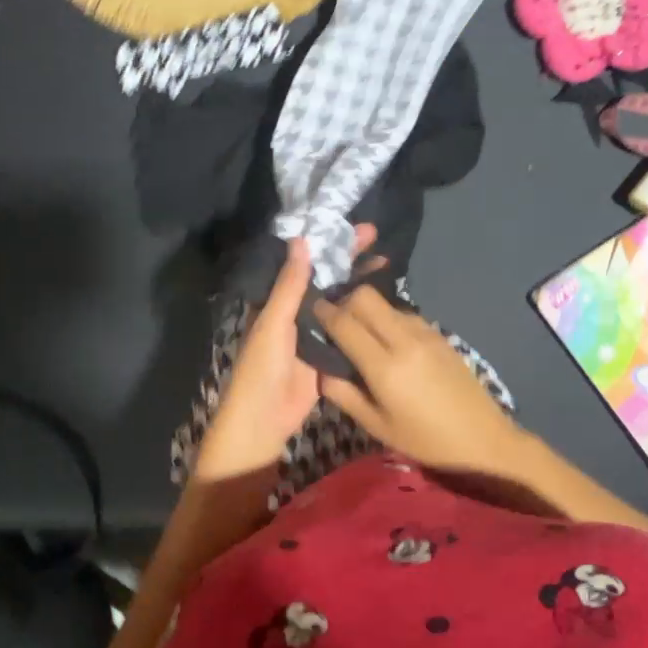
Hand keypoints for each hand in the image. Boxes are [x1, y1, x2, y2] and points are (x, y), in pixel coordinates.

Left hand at [193, 230, 377, 482]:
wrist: (264, 420)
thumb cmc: (261, 368)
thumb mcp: (274, 323)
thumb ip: (289, 285)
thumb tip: (301, 239)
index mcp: (277, 300)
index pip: (305, 263)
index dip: (326, 244)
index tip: (352, 227)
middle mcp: (295, 311)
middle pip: (325, 278)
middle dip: (347, 258)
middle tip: (375, 237)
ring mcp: (313, 332)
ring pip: (339, 301)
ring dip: (358, 282)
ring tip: (385, 260)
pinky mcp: (329, 353)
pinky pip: (347, 328)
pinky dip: (362, 314)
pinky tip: (383, 301)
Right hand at [315, 286, 527, 476]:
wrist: (483, 440)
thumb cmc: (426, 441)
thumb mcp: (377, 426)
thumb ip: (344, 394)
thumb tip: (321, 369)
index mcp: (385, 367)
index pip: (344, 322)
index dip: (323, 313)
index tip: (312, 312)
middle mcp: (404, 340)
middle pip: (365, 297)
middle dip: (344, 301)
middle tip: (335, 320)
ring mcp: (425, 333)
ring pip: (385, 302)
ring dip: (367, 309)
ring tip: (360, 332)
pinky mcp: (439, 334)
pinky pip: (404, 313)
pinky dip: (387, 318)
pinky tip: (387, 341)